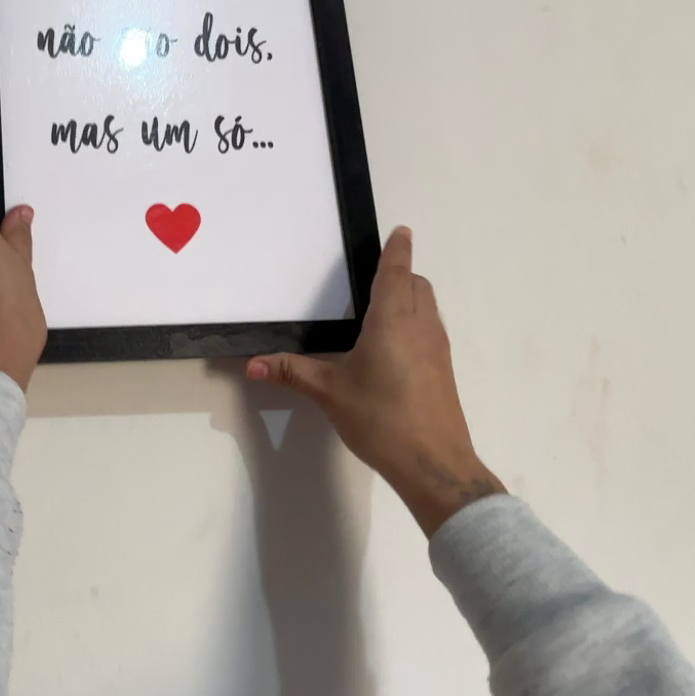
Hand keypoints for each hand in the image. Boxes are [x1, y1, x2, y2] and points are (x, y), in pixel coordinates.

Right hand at [246, 226, 503, 535]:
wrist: (434, 463)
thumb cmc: (381, 418)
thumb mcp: (328, 391)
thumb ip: (290, 372)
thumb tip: (252, 364)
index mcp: (392, 322)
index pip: (396, 274)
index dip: (397, 251)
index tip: (401, 231)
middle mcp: (420, 328)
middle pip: (417, 286)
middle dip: (402, 273)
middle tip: (379, 272)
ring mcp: (437, 349)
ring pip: (428, 307)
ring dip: (411, 296)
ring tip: (383, 304)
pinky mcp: (442, 370)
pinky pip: (430, 329)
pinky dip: (415, 320)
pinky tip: (394, 343)